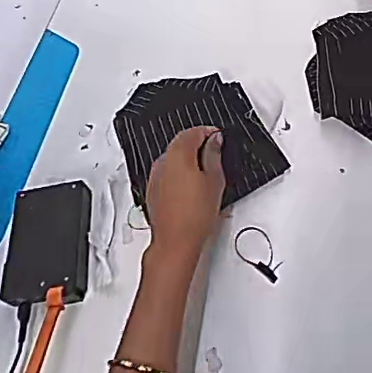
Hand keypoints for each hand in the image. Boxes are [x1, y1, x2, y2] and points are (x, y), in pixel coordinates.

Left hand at [145, 126, 224, 260]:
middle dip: (197, 143)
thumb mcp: (214, 180)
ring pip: (172, 157)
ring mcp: (155, 176)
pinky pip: (166, 172)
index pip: (193, 132)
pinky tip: (191, 185)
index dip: (208, 131)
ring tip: (205, 171)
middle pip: (180, 142)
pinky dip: (178, 172)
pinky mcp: (153, 189)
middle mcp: (162, 162)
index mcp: (178, 154)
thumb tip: (214, 140)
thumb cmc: (194, 215)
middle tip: (214, 151)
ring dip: (187, 158)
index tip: (218, 136)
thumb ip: (214, 155)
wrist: (175, 241)